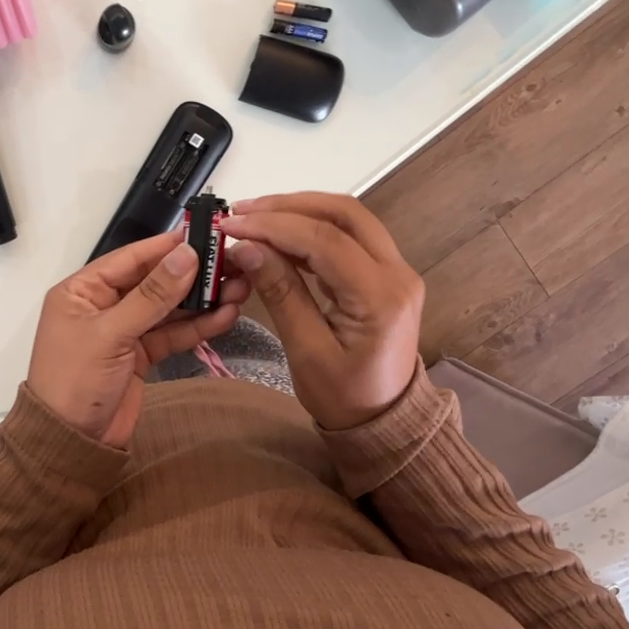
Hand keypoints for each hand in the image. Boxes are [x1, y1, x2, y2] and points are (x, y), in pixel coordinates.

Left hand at [27, 232, 245, 446]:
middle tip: (234, 263)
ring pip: (167, 308)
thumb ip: (151, 296)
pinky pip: (171, 334)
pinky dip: (196, 326)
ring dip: (201, 300)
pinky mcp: (139, 356)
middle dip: (192, 274)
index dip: (168, 247)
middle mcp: (102, 305)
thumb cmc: (76, 382)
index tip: (207, 235)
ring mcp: (123, 331)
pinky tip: (225, 316)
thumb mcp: (112, 334)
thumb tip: (186, 255)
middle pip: (153, 281)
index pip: (131, 258)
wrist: (72, 443)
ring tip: (241, 289)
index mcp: (82, 291)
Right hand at [220, 192, 423, 429]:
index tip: (231, 226)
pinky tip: (277, 237)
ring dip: (300, 211)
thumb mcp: (305, 351)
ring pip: (348, 219)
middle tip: (240, 212)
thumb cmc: (343, 397)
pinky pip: (349, 237)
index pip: (324, 240)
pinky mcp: (385, 275)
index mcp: (379, 296)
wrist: (383, 422)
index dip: (273, 226)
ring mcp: (395, 271)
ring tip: (253, 217)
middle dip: (288, 205)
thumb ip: (280, 293)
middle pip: (344, 214)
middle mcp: (396, 273)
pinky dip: (311, 229)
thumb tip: (247, 249)